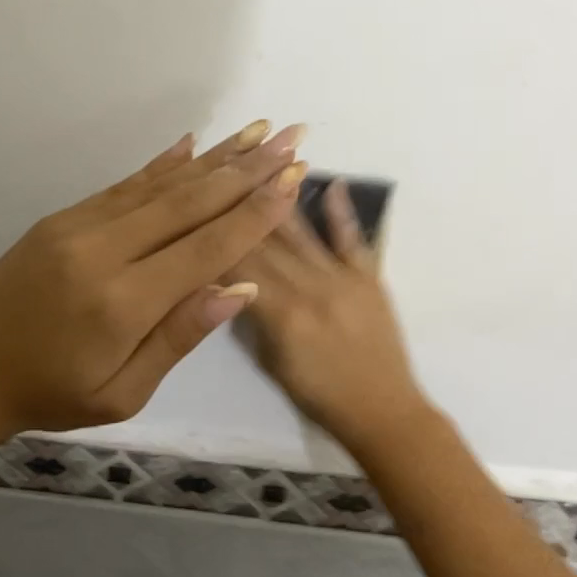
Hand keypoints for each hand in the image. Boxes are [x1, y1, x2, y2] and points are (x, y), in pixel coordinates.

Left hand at [0, 121, 307, 441]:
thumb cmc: (50, 395)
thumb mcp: (122, 392)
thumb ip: (179, 336)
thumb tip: (240, 285)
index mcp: (123, 302)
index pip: (205, 247)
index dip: (254, 212)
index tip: (293, 177)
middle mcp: (103, 250)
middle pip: (188, 202)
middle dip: (245, 168)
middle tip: (291, 136)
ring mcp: (78, 227)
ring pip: (159, 185)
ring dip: (212, 157)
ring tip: (256, 130)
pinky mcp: (62, 218)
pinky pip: (123, 186)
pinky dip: (162, 165)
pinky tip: (192, 145)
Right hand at [234, 181, 428, 451]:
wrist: (384, 413)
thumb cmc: (319, 397)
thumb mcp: (271, 363)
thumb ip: (252, 319)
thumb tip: (228, 280)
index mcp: (282, 313)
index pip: (237, 265)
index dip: (212, 236)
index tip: (192, 210)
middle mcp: (310, 287)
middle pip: (264, 242)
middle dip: (236, 208)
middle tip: (215, 176)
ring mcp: (342, 278)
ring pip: (300, 233)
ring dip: (279, 197)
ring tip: (262, 162)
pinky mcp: (369, 277)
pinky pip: (351, 239)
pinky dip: (341, 211)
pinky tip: (331, 180)